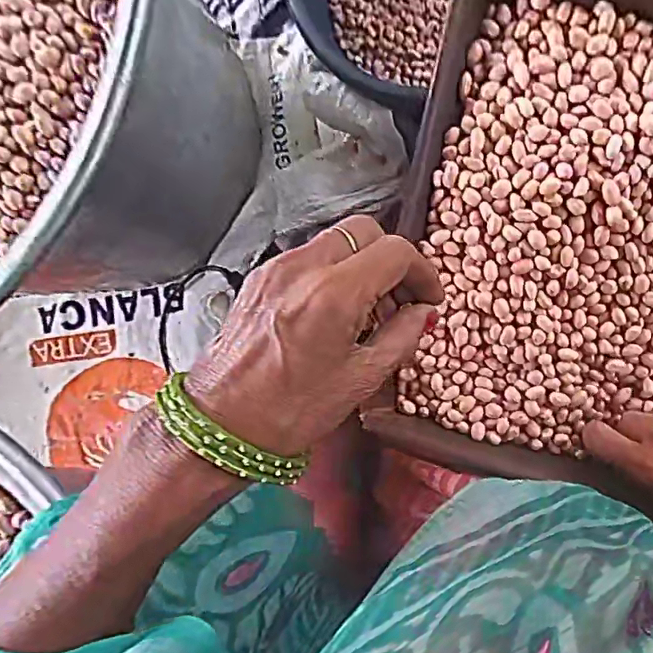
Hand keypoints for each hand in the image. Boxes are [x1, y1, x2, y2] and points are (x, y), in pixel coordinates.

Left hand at [185, 215, 443, 456]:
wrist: (224, 422)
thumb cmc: (288, 410)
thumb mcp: (361, 378)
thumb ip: (402, 336)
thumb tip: (422, 314)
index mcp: (332, 294)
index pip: (395, 251)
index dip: (423, 272)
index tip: (428, 296)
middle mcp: (302, 269)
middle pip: (365, 231)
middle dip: (392, 260)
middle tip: (402, 298)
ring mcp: (276, 269)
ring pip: (336, 240)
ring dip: (363, 265)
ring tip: (369, 311)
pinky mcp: (260, 278)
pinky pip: (309, 257)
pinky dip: (333, 273)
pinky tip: (336, 312)